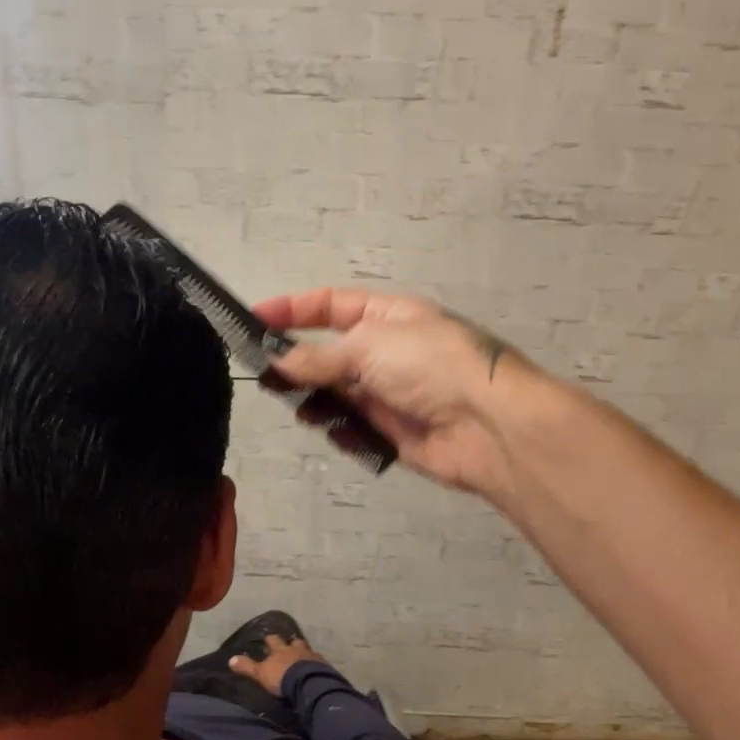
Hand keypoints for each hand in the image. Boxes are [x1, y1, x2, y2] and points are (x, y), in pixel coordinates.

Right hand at [229, 634, 327, 695]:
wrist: (308, 684)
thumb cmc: (282, 677)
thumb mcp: (261, 673)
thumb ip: (247, 666)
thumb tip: (230, 659)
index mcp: (280, 650)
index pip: (273, 640)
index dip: (270, 639)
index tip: (268, 637)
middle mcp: (297, 649)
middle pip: (294, 642)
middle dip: (291, 642)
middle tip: (290, 644)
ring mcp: (312, 656)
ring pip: (307, 650)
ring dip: (304, 653)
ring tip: (303, 656)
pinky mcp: (324, 666)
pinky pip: (319, 662)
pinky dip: (316, 664)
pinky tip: (316, 668)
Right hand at [251, 288, 531, 498]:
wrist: (488, 424)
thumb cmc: (431, 366)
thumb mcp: (369, 346)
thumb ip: (319, 356)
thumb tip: (279, 360)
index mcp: (387, 317)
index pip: (329, 305)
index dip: (291, 310)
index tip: (252, 321)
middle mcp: (387, 353)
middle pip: (329, 355)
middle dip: (299, 365)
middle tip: (268, 379)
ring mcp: (390, 394)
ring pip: (337, 396)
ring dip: (316, 402)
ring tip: (305, 411)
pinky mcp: (393, 434)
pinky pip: (355, 431)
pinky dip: (342, 433)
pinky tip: (340, 433)